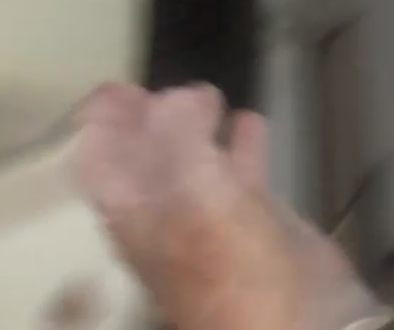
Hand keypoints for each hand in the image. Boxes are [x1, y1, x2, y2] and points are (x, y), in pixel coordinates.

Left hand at [73, 83, 391, 329]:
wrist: (292, 318)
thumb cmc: (235, 266)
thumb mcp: (203, 203)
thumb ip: (184, 149)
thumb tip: (174, 96)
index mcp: (141, 217)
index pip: (105, 168)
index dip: (101, 130)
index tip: (107, 90)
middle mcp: (168, 216)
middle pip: (145, 163)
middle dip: (141, 125)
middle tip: (145, 86)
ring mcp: (214, 217)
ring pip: (192, 163)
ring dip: (191, 129)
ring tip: (203, 92)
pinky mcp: (258, 216)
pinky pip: (241, 171)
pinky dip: (242, 144)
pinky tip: (251, 122)